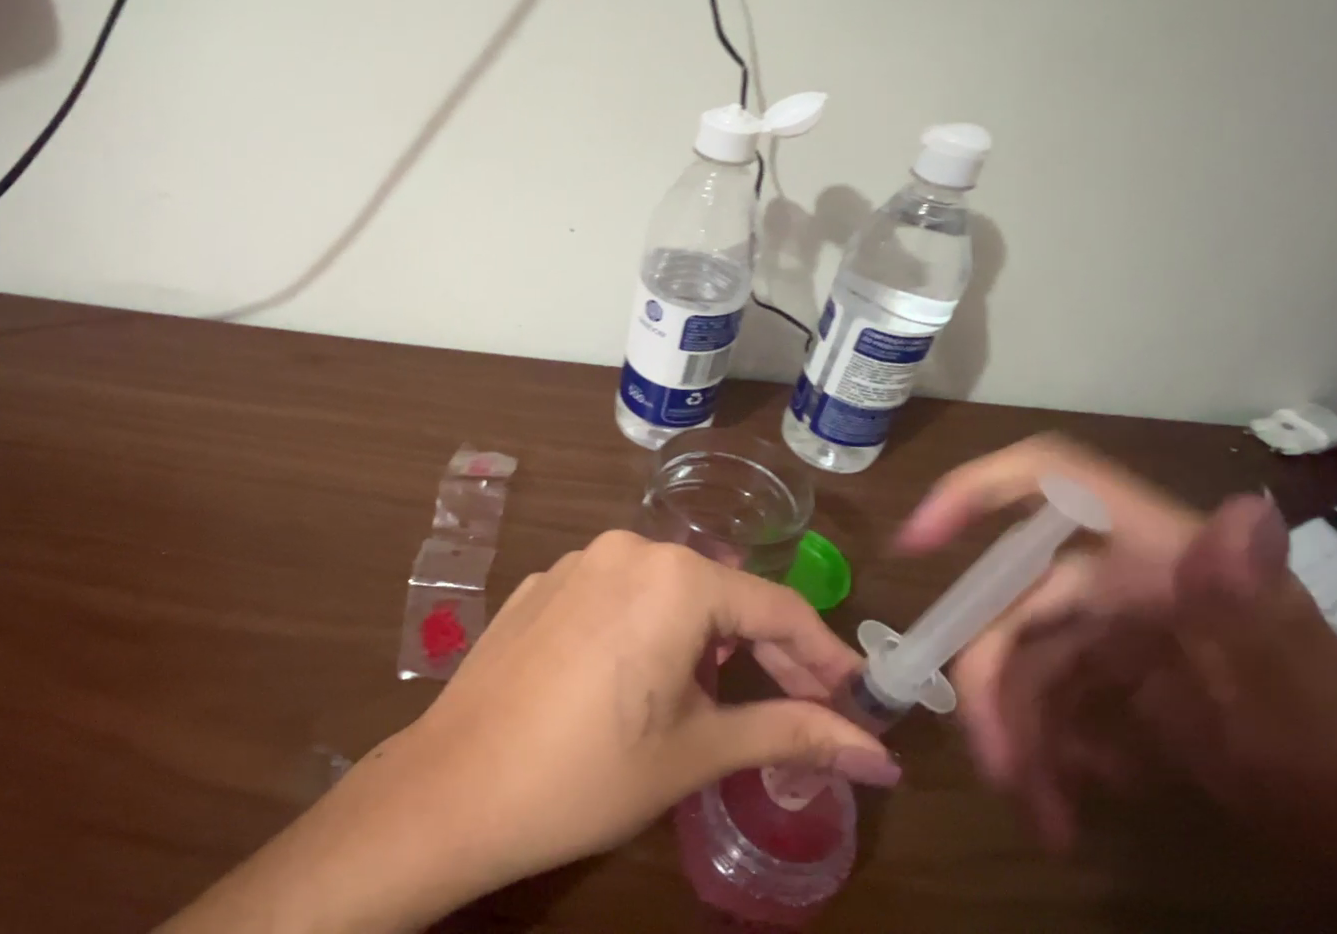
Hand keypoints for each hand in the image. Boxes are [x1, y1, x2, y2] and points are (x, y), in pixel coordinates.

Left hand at [168, 531, 896, 932]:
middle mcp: (625, 550)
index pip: (777, 607)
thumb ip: (792, 734)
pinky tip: (647, 677)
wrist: (455, 785)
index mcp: (673, 579)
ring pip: (669, 592)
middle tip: (807, 705)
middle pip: (722, 595)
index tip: (859, 696)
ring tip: (727, 695)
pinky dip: (651, 629)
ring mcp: (575, 563)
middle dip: (768, 650)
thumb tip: (880, 756)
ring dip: (709, 638)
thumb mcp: (697, 752)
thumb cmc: (587, 773)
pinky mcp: (541, 586)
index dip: (825, 655)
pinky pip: (618, 596)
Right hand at [900, 434, 1336, 921]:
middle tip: (1000, 771)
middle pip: (1018, 606)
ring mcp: (1122, 635)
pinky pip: (1048, 705)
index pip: (1055, 486)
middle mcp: (1132, 582)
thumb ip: (1254, 612)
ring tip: (1038, 813)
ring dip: (1016, 735)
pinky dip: (1043, 752)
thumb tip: (1238, 512)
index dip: (976, 493)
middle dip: (995, 686)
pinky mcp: (1119, 685)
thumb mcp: (1307, 705)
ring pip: (1023, 664)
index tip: (917, 546)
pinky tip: (1064, 808)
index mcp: (1169, 559)